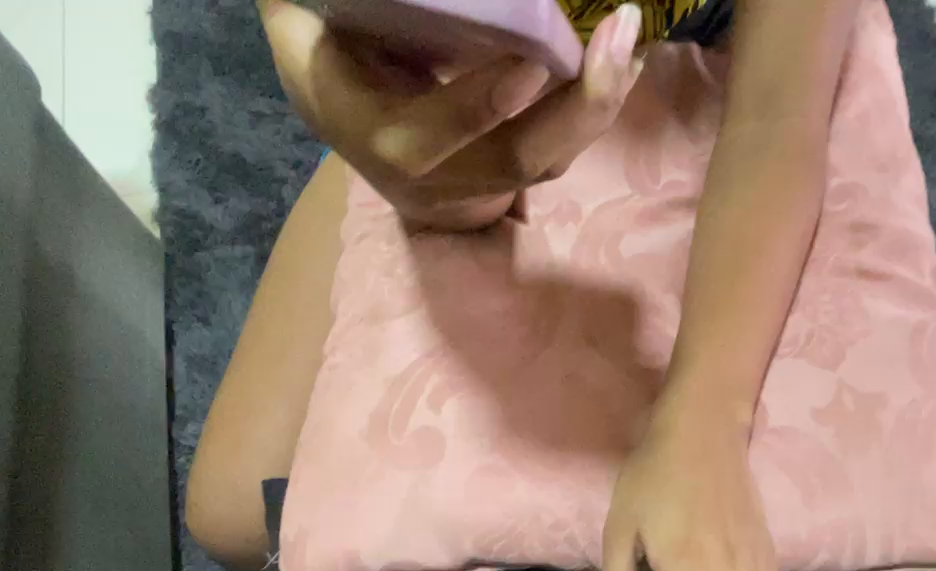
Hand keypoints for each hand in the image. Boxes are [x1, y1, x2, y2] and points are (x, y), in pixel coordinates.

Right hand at [257, 0, 643, 230]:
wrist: (358, 136)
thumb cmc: (331, 70)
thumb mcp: (303, 35)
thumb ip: (307, 6)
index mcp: (380, 140)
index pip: (428, 141)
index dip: (477, 109)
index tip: (529, 63)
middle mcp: (439, 179)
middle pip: (519, 160)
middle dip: (577, 105)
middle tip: (621, 32)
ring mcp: (480, 187)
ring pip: (551, 161)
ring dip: (599, 105)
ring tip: (632, 40)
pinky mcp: (511, 181)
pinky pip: (562, 152)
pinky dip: (595, 108)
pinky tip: (622, 61)